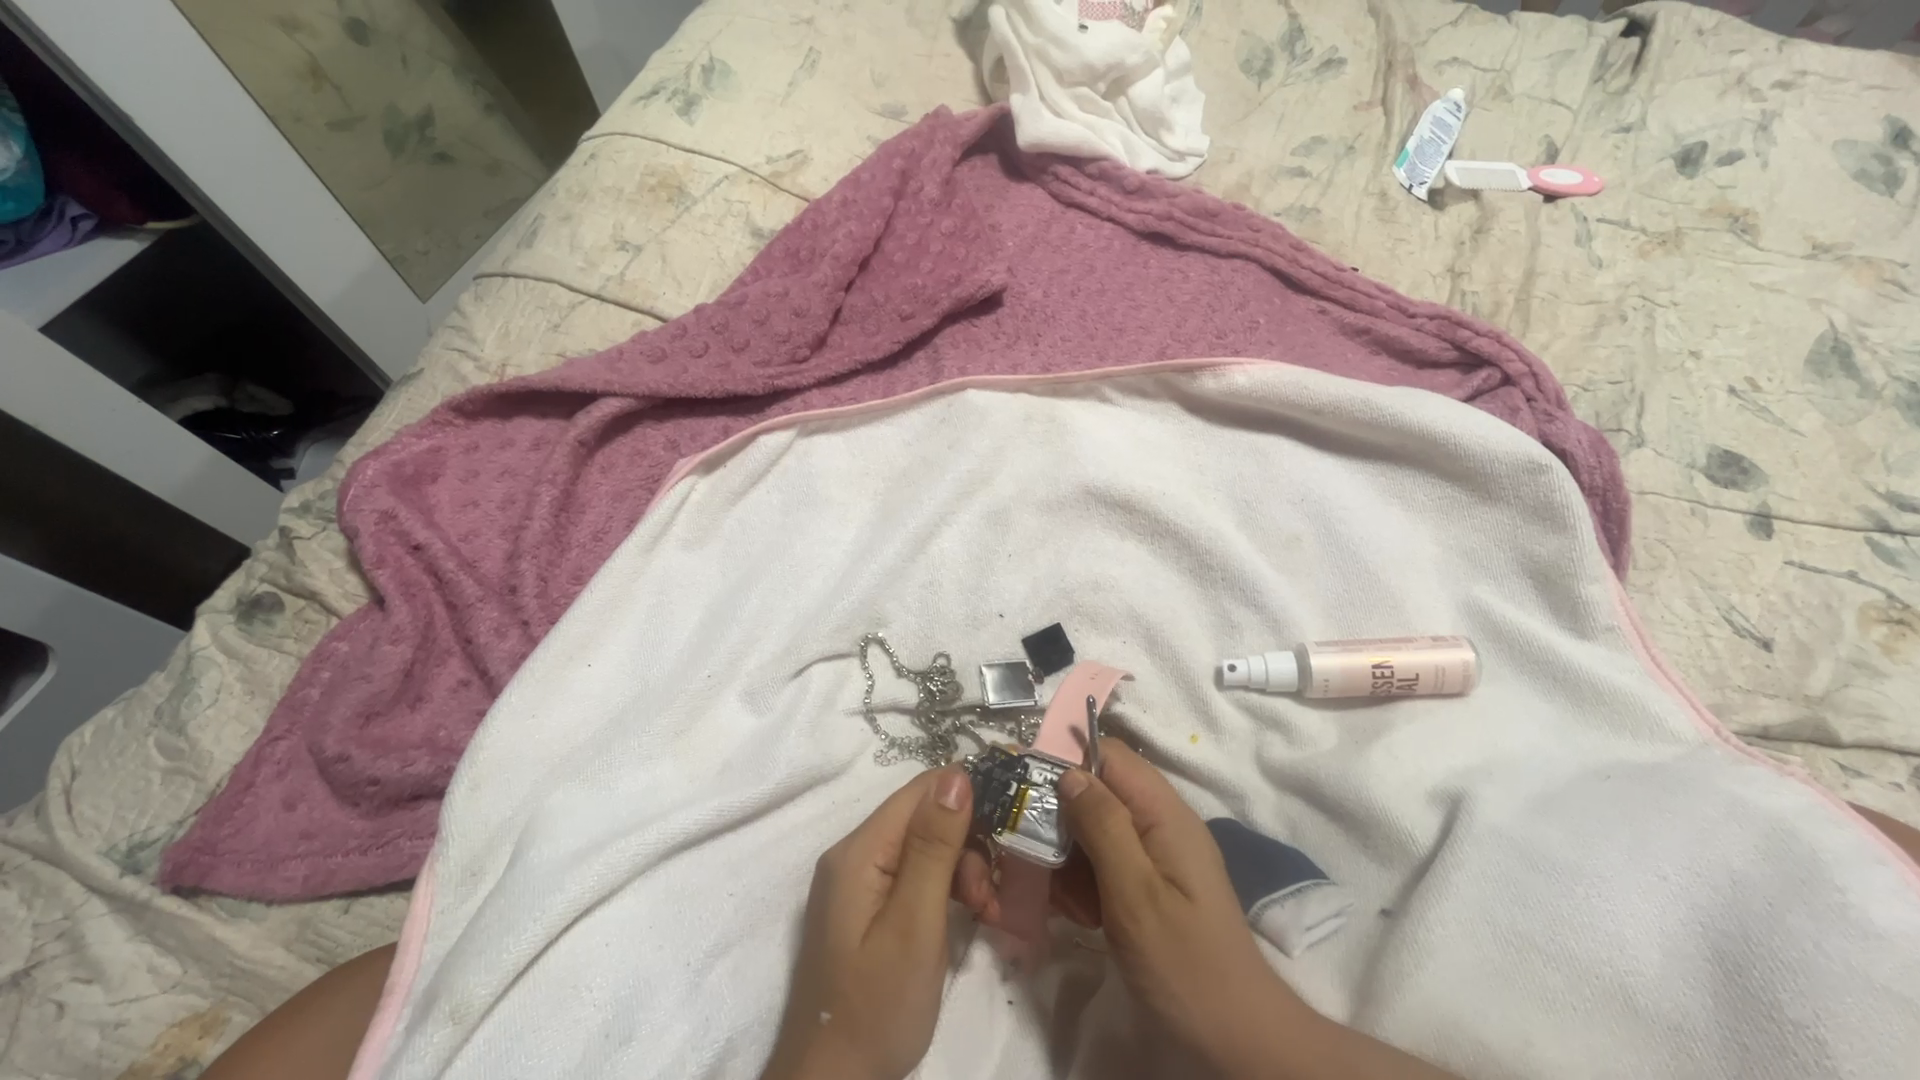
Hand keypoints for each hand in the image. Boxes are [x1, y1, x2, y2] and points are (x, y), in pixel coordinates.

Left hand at [761, 767, 974, 1079]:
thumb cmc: (878, 1005)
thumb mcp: (915, 924)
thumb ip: (934, 847)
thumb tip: (956, 773)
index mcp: (859, 852)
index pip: (921, 791)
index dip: (969, 795)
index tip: (1015, 821)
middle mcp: (854, 856)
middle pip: (924, 819)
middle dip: (969, 845)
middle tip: (991, 896)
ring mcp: (859, 883)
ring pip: (925, 848)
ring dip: (963, 871)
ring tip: (987, 913)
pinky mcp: (868, 908)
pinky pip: (915, 877)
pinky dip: (947, 891)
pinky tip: (970, 917)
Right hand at [956, 740, 1459, 1079]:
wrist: (1231, 1036)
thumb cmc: (1183, 964)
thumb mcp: (1135, 893)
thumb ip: (1103, 825)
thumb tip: (1069, 771)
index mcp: (1164, 813)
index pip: (1109, 754)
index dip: (1064, 761)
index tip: (1023, 792)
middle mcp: (1161, 823)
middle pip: (1096, 791)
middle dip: (1060, 820)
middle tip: (1041, 863)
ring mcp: (1155, 855)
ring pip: (1092, 830)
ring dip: (1068, 858)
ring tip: (1068, 902)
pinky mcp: (1146, 885)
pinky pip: (1102, 864)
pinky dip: (1082, 883)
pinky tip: (1080, 917)